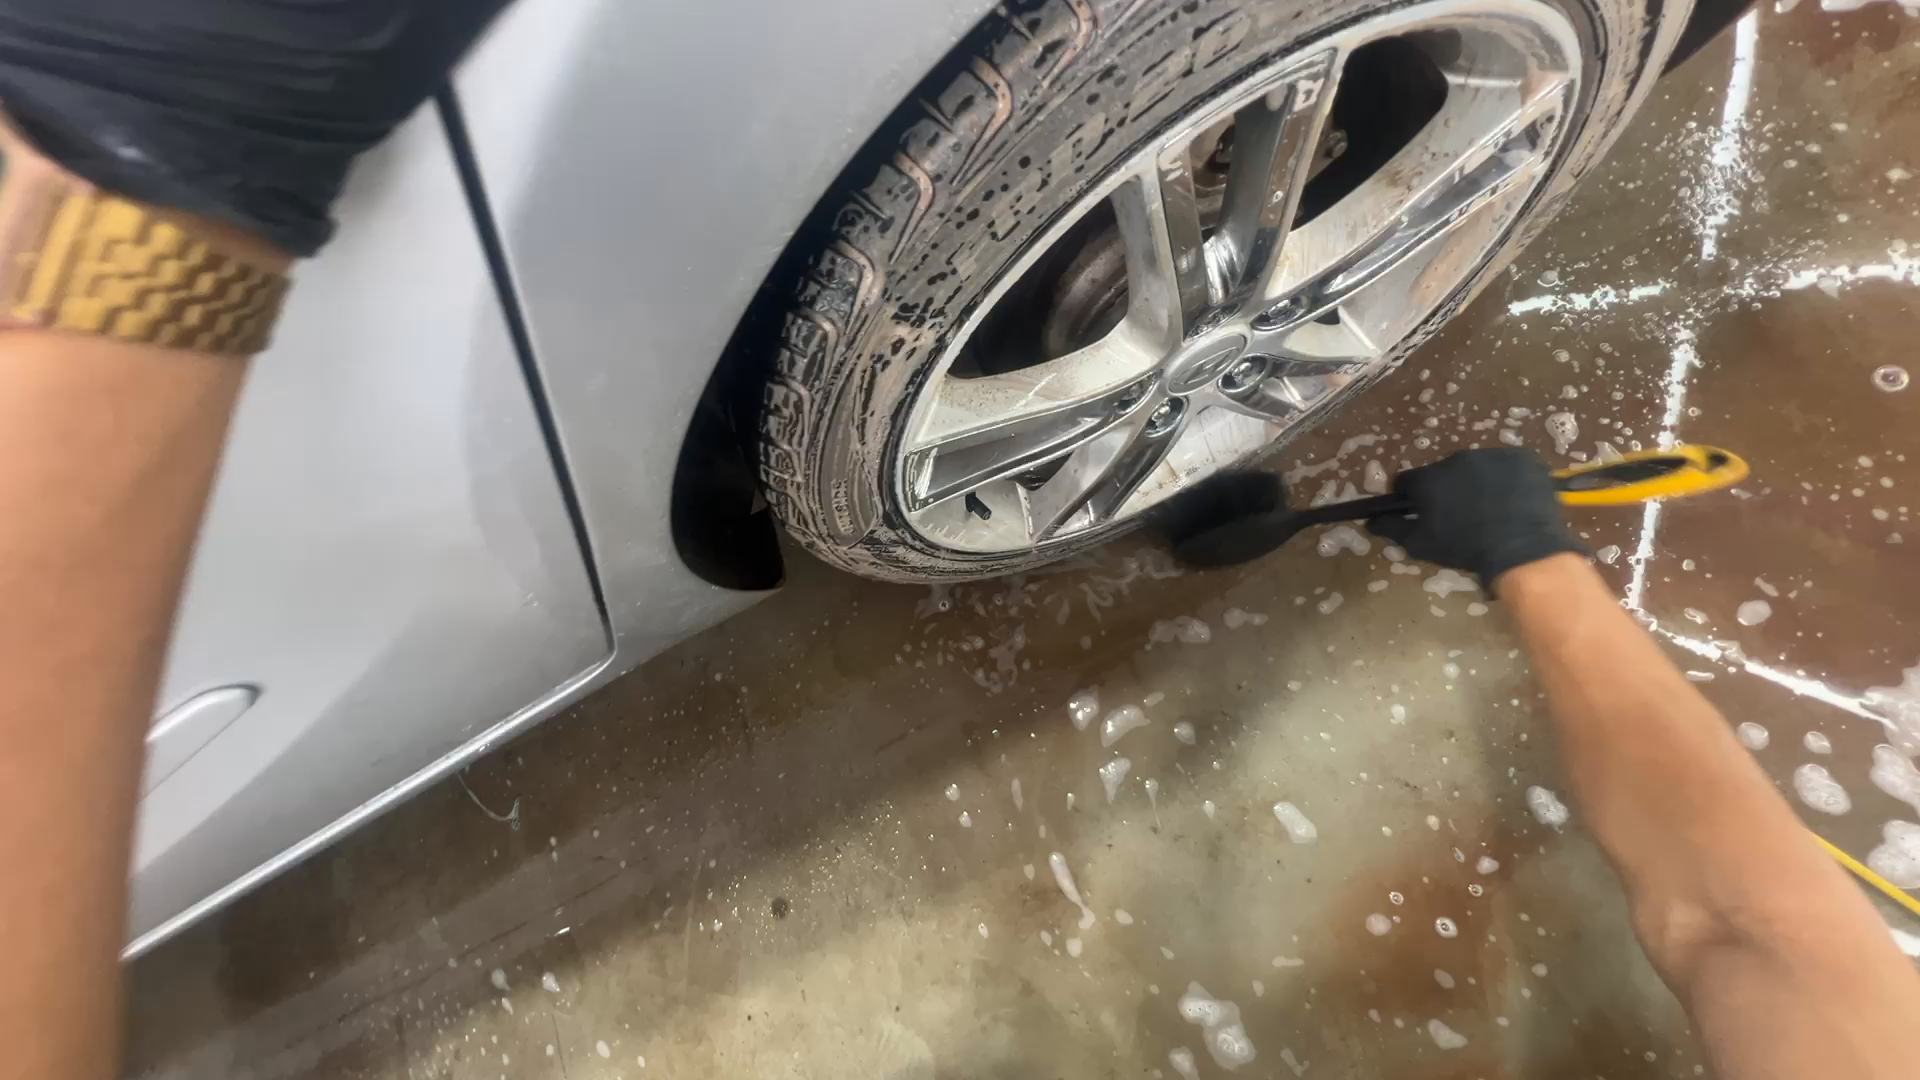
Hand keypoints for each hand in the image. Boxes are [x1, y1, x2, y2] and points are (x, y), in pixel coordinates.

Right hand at [1366, 447, 1584, 590]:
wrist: (1522, 548)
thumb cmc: (1464, 547)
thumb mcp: (1419, 544)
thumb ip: (1391, 528)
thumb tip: (1371, 521)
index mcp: (1428, 479)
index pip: (1406, 481)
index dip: (1410, 496)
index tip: (1419, 510)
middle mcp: (1455, 459)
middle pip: (1442, 471)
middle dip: (1445, 487)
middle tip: (1458, 512)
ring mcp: (1491, 455)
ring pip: (1474, 466)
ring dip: (1474, 480)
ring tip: (1488, 506)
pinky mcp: (1522, 457)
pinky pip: (1505, 464)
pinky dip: (1505, 477)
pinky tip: (1510, 498)